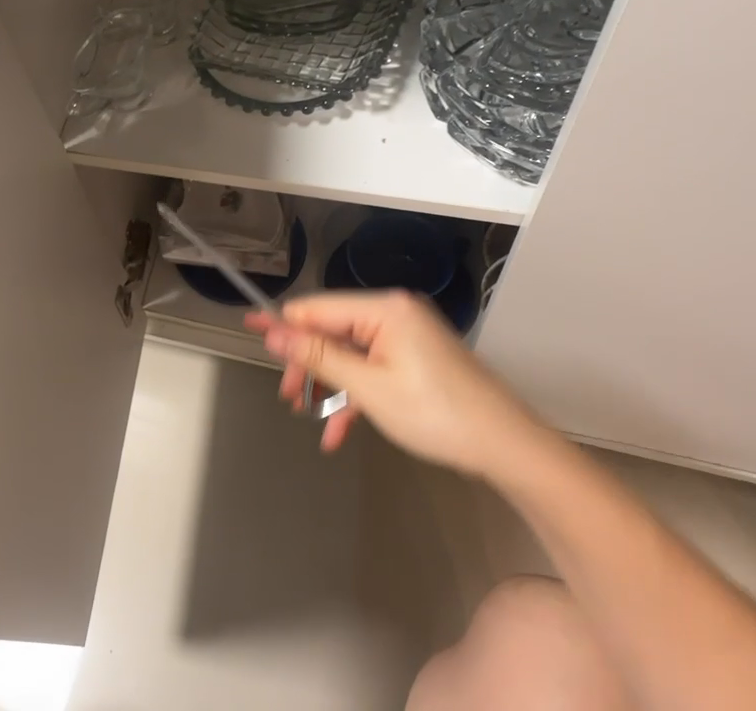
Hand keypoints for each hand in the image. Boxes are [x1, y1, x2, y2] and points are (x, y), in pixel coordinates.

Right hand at [245, 290, 554, 478]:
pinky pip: (370, 369)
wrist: (507, 448)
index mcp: (384, 309)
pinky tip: (339, 431)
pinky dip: (353, 396)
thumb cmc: (437, 414)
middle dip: (308, 365)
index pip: (317, 308)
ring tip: (313, 418)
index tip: (248, 331)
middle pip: (330, 331)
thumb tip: (273, 332)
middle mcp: (394, 314)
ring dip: (328, 386)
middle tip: (291, 400)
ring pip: (347, 355)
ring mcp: (406, 337)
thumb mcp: (369, 387)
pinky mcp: (414, 360)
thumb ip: (318, 356)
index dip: (282, 324)